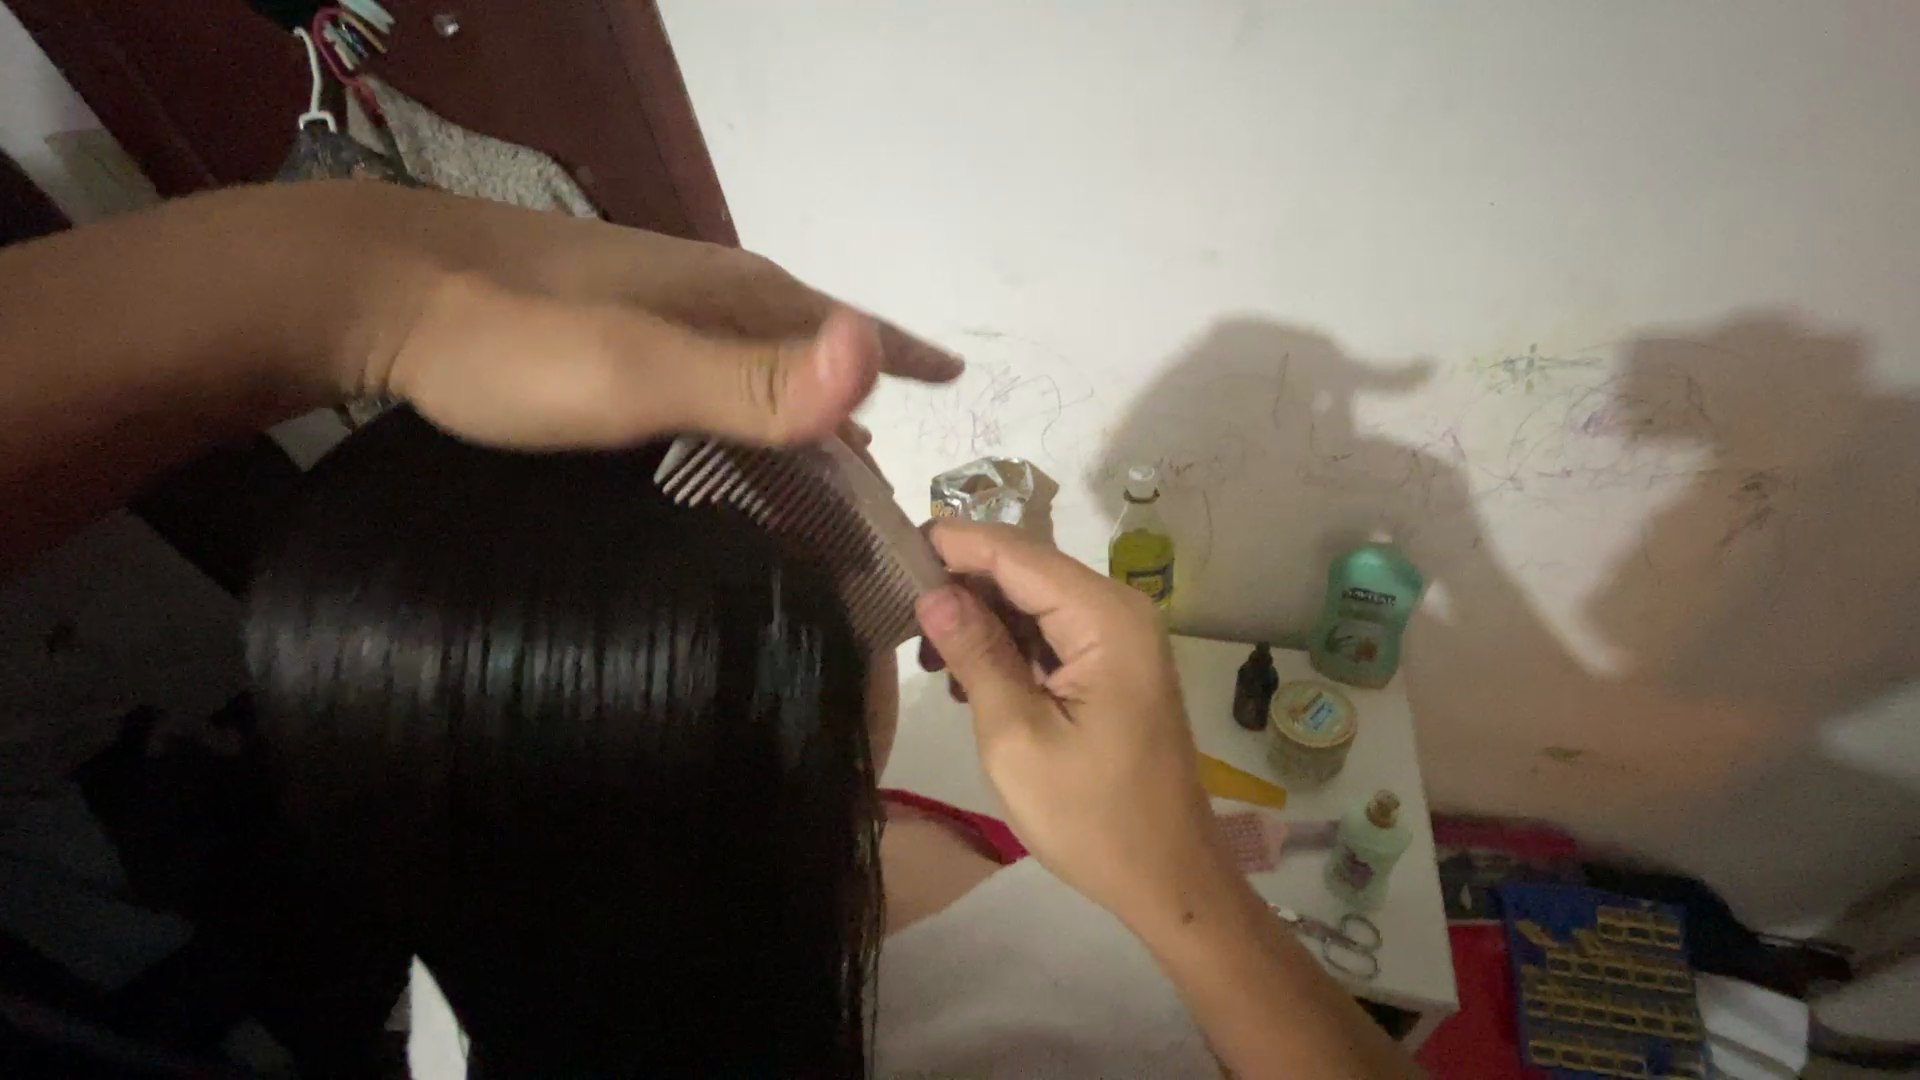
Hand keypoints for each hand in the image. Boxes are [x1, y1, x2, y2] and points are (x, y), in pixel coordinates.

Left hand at [288, 182, 962, 447]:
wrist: (375, 289)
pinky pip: (716, 370)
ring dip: (800, 407)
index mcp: (739, 296)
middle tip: (876, 473)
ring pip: (763, 361)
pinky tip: (733, 434)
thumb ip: (753, 379)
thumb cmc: (514, 338)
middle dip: (853, 402)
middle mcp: (713, 292)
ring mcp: (664, 306)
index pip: (849, 328)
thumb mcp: (640, 370)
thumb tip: (873, 357)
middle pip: (811, 349)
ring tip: (823, 465)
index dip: (902, 357)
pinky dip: (747, 407)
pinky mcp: (622, 328)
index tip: (953, 378)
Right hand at [913, 522, 1233, 930]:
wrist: (1167, 877)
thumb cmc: (1091, 817)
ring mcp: (1118, 635)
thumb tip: (931, 591)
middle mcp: (1117, 610)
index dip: (953, 543)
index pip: (1016, 554)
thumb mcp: (1016, 737)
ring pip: (1032, 598)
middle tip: (899, 608)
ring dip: (979, 616)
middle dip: (962, 582)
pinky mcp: (1110, 661)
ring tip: (927, 653)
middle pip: (1025, 569)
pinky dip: (1006, 642)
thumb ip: (976, 654)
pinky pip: (1049, 630)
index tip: (891, 546)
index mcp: (1104, 618)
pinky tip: (966, 672)